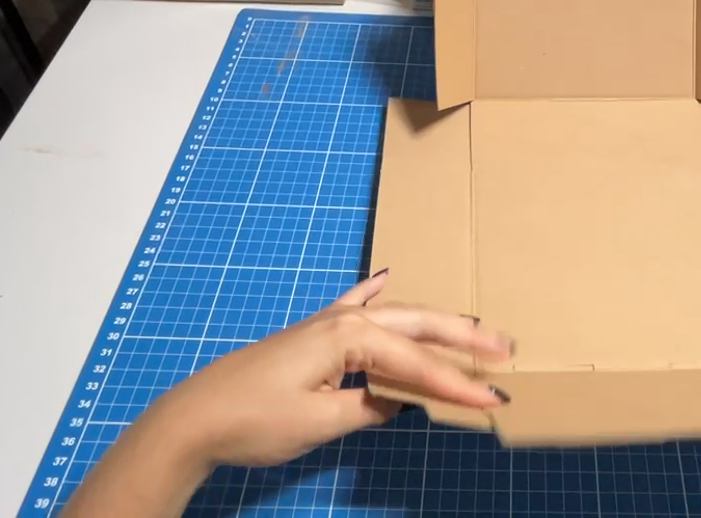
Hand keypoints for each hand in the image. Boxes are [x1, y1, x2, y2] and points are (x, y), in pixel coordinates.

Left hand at [62, 271, 510, 517]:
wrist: (196, 415)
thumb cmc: (256, 420)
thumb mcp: (320, 423)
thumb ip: (369, 407)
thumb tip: (402, 400)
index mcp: (351, 337)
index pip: (417, 365)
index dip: (457, 385)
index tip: (494, 399)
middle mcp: (346, 320)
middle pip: (417, 326)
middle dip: (462, 337)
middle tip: (504, 347)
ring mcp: (330, 321)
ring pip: (396, 317)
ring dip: (433, 323)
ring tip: (471, 327)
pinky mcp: (316, 332)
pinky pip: (357, 304)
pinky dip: (376, 292)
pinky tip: (386, 276)